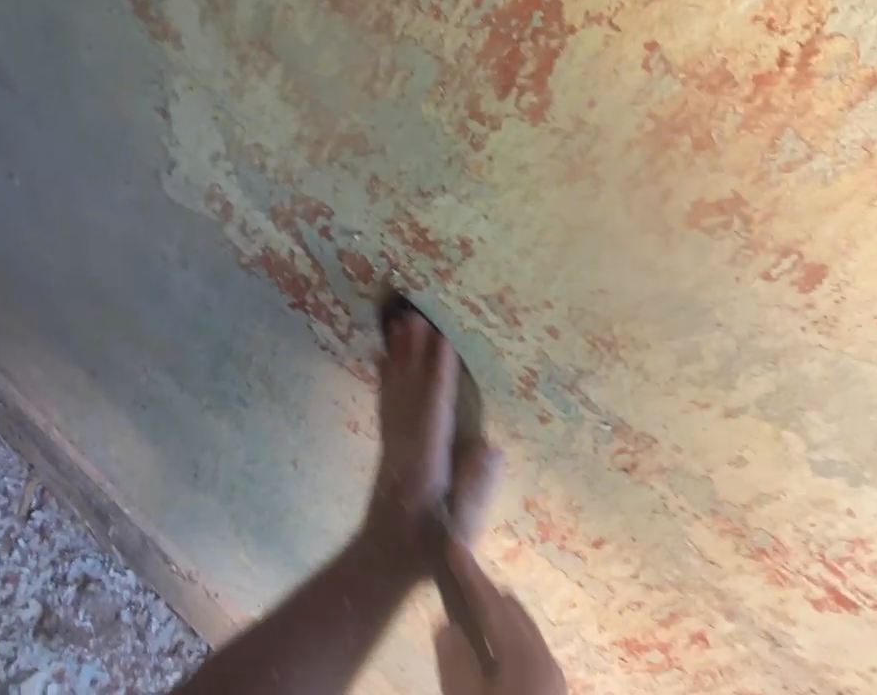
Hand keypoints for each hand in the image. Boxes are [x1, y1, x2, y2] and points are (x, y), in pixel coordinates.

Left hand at [367, 311, 502, 544]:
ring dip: (398, 356)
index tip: (444, 338)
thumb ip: (475, 488)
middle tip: (413, 314)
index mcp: (426, 462)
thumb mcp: (461, 528)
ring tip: (398, 323)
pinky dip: (385, 379)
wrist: (383, 562)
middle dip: (413, 352)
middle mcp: (406, 445)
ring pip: (396, 391)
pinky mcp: (389, 447)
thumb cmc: (430, 549)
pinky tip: (383, 359)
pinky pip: (386, 404)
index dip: (439, 374)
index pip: (434, 409)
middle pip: (410, 390)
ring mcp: (394, 443)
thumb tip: (493, 447)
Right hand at [435, 542, 565, 694]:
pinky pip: (527, 646)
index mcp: (526, 652)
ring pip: (521, 627)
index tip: (452, 544)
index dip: (469, 571)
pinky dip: (505, 636)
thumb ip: (456, 661)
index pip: (492, 601)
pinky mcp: (551, 687)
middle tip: (455, 580)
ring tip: (468, 612)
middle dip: (483, 591)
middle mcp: (546, 654)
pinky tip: (488, 650)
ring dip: (495, 614)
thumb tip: (446, 625)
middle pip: (511, 607)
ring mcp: (553, 672)